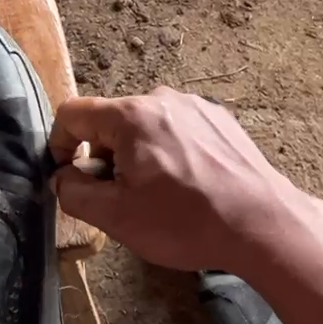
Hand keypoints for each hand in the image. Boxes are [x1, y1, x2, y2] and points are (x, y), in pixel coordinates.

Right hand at [48, 87, 305, 273]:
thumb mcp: (117, 218)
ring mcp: (193, 105)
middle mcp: (159, 99)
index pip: (73, 112)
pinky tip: (191, 186)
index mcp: (130, 116)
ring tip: (162, 196)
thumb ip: (75, 193)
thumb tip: (62, 177)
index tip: (69, 175)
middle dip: (105, 157)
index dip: (59, 143)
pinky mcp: (218, 118)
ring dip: (139, 156)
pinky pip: (177, 129)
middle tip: (123, 197)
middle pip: (111, 121)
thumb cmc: (187, 221)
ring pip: (145, 126)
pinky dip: (171, 152)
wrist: (262, 224)